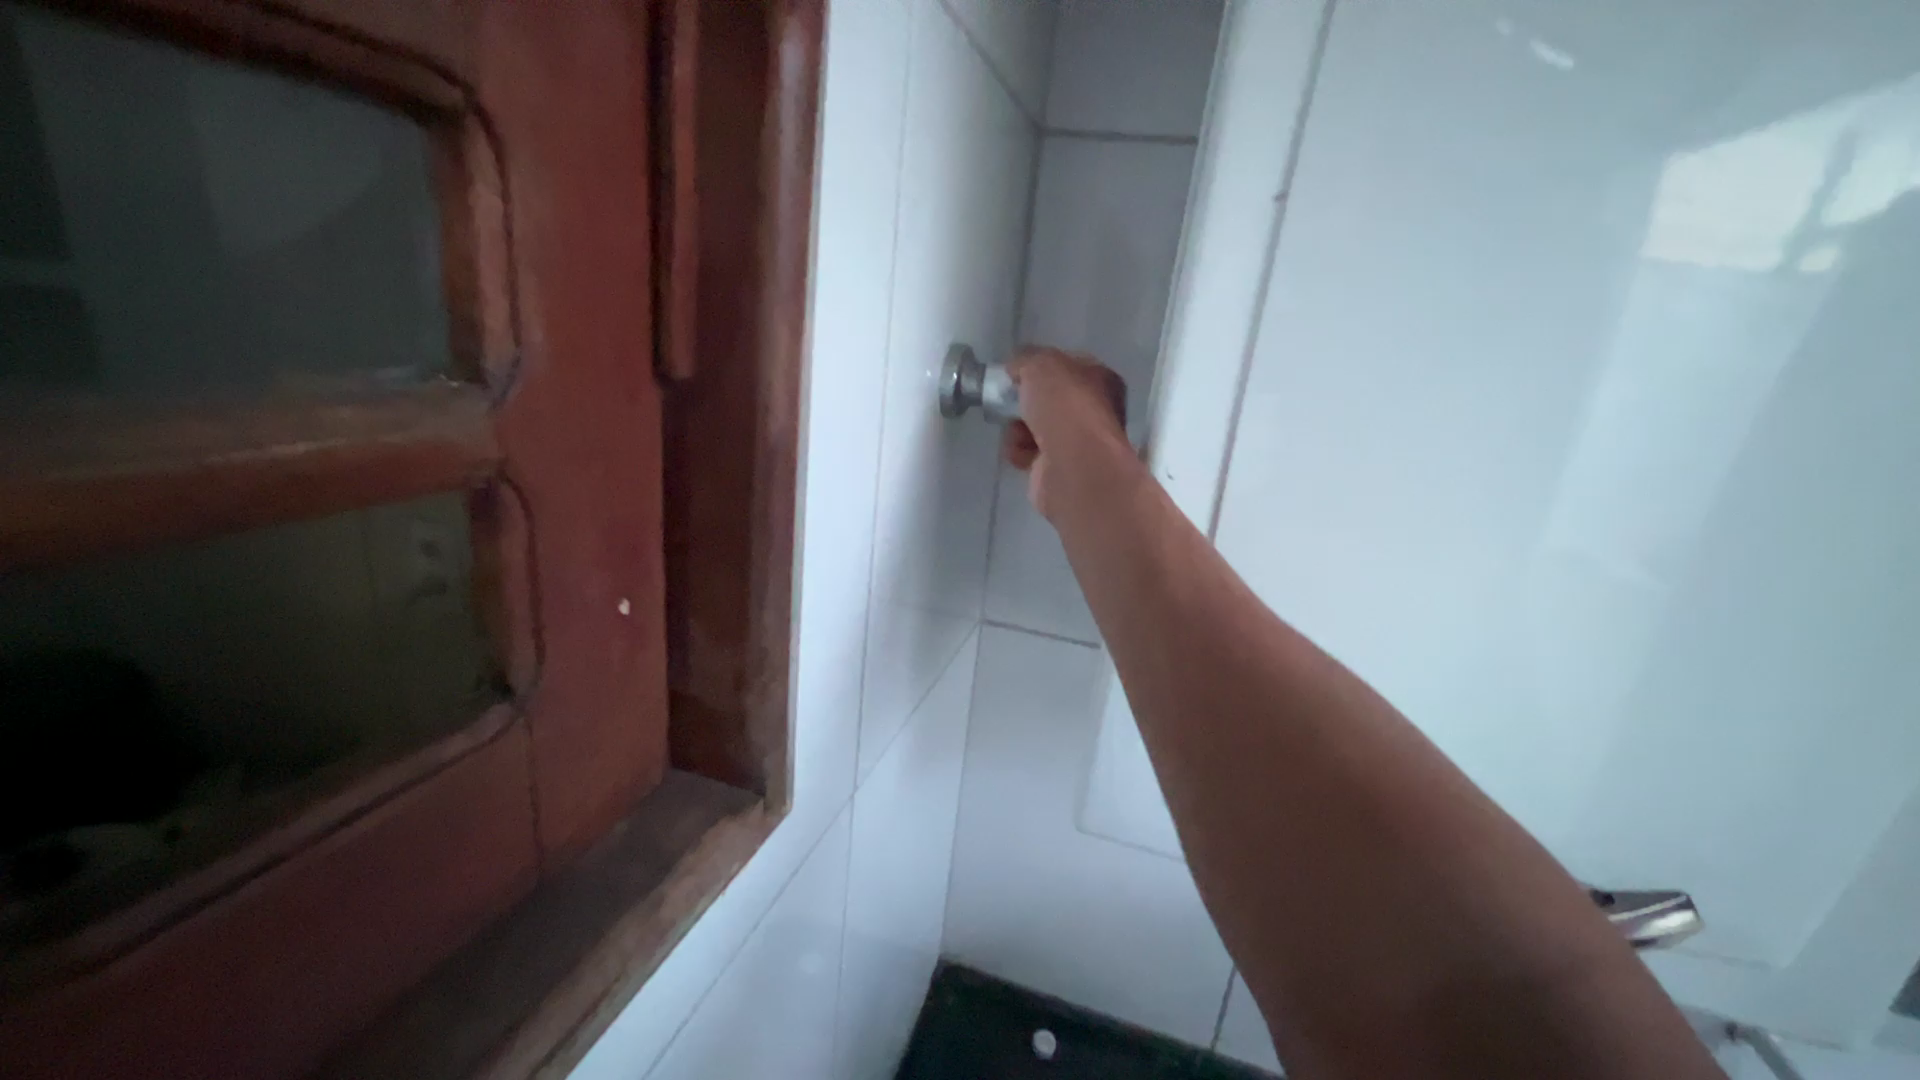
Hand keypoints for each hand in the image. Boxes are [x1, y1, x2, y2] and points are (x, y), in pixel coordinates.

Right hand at [1001, 346, 1131, 520]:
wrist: (1071, 463)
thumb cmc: (1064, 405)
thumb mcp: (1041, 364)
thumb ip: (1026, 360)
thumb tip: (1016, 369)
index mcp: (1101, 380)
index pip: (1069, 367)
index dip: (1042, 368)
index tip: (1017, 373)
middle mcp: (1095, 412)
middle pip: (1050, 401)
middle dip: (1025, 402)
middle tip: (1010, 403)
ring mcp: (1079, 444)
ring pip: (1037, 428)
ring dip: (1018, 429)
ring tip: (1015, 430)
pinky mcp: (1060, 470)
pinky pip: (1031, 454)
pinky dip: (1020, 452)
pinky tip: (1019, 452)